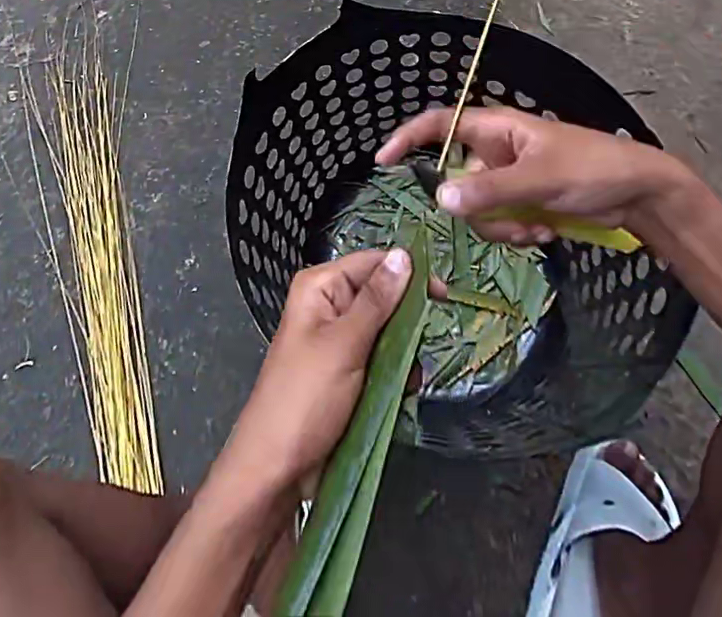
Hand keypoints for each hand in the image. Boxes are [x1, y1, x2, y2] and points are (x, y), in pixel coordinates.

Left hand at [218, 248, 412, 496]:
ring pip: (389, 330)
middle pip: (384, 296)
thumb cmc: (306, 398)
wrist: (278, 467)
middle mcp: (329, 306)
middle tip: (419, 348)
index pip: (373, 262)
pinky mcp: (348, 370)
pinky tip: (401, 391)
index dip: (408, 273)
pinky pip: (383, 359)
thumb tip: (404, 254)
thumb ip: (377, 300)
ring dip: (403, 353)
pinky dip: (396, 373)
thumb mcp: (345, 344)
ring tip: (406, 378)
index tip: (443, 296)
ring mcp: (339, 340)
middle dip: (406, 322)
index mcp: (320, 287)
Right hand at [375, 106, 693, 243]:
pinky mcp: (520, 201)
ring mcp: (506, 178)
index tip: (384, 162)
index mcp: (495, 128)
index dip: (408, 138)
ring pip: (476, 208)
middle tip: (510, 221)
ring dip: (502, 226)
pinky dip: (516, 232)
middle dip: (478, 209)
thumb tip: (440, 198)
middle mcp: (494, 151)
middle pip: (456, 181)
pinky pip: (498, 221)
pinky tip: (545, 232)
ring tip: (536, 228)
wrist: (640, 193)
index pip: (439, 124)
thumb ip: (490, 190)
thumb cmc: (592, 167)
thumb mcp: (539, 178)